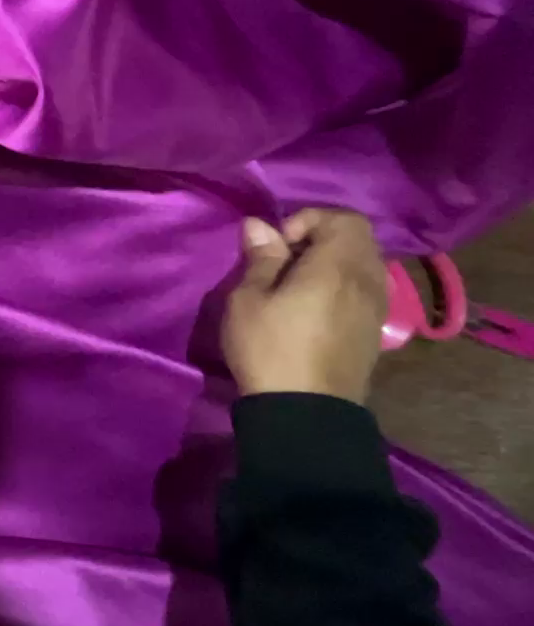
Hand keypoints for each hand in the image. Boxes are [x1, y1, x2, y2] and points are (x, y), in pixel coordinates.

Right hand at [223, 208, 388, 402]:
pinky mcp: (373, 326)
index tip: (275, 244)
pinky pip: (362, 286)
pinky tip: (307, 304)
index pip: (344, 219)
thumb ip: (261, 258)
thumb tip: (260, 225)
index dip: (306, 220)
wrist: (305, 406)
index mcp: (338, 268)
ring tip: (290, 283)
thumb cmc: (269, 344)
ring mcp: (377, 306)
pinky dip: (338, 282)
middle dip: (316, 238)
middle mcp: (369, 281)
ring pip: (361, 262)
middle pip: (356, 238)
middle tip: (279, 260)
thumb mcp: (248, 297)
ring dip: (327, 261)